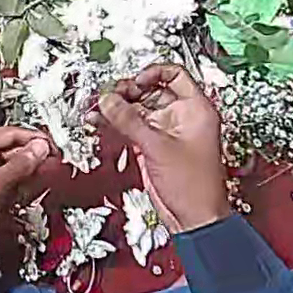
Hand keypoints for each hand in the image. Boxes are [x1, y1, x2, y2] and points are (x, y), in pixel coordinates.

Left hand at [0, 128, 52, 289]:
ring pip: (14, 165)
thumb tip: (41, 148)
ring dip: (28, 174)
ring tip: (41, 182)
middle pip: (15, 148)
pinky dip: (20, 185)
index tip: (54, 149)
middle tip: (52, 166)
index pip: (12, 133)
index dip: (35, 140)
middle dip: (33, 159)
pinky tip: (27, 193)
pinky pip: (10, 180)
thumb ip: (21, 165)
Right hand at [92, 64, 228, 231]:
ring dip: (117, 107)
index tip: (133, 82)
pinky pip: (132, 127)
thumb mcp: (158, 147)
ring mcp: (166, 131)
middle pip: (151, 91)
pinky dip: (116, 123)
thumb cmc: (194, 186)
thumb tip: (110, 100)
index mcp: (195, 109)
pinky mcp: (152, 146)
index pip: (174, 74)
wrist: (193, 218)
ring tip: (97, 106)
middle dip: (127, 92)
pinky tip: (99, 120)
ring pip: (138, 109)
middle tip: (108, 95)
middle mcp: (181, 116)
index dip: (152, 73)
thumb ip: (130, 121)